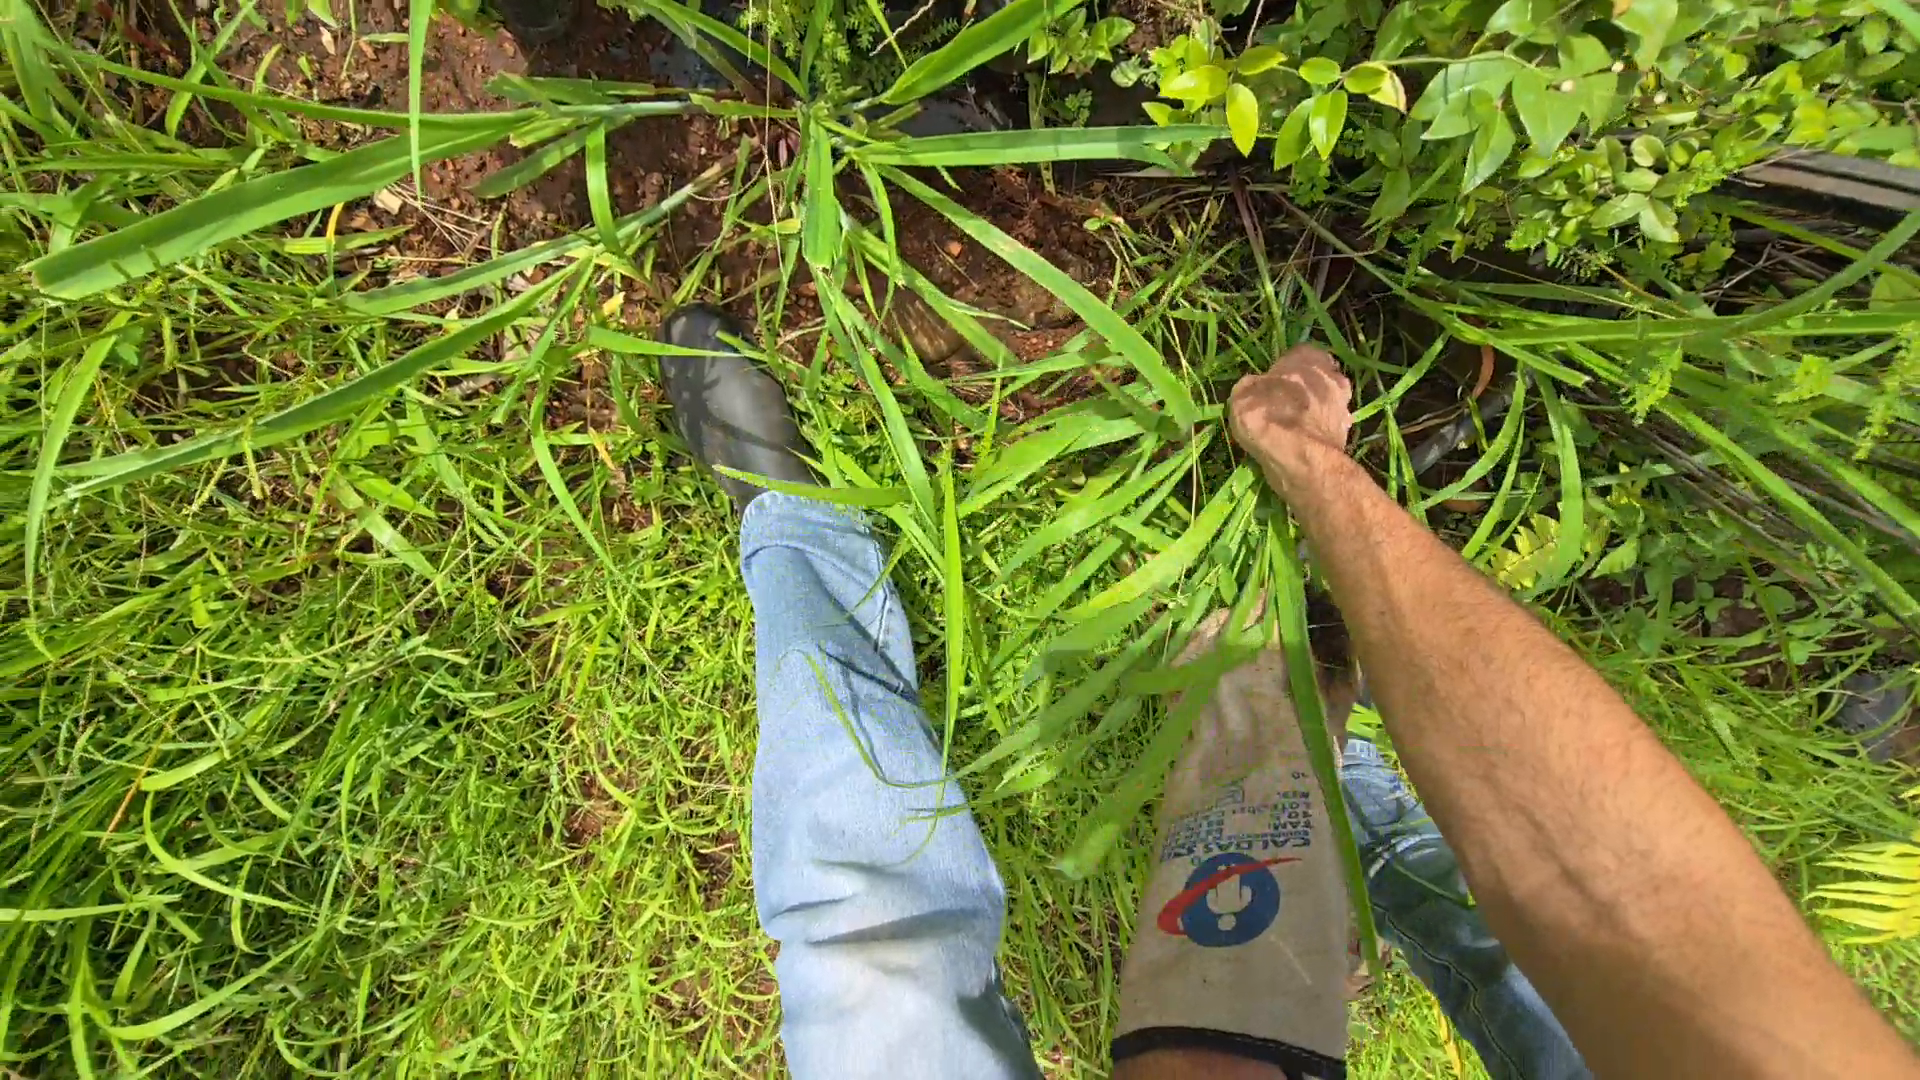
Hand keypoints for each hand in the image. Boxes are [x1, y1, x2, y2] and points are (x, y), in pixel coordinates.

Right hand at [1228, 344, 1352, 489]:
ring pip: (1322, 404)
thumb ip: (1251, 385)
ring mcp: (1343, 406)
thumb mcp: (1242, 394)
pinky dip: (1311, 433)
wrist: (1298, 457)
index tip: (1268, 384)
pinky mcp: (1344, 434)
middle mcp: (1333, 376)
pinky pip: (1323, 428)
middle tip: (1278, 406)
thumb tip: (1255, 387)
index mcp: (1310, 358)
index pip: (1298, 354)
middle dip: (1300, 390)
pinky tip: (1296, 444)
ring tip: (1286, 429)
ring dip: (1308, 412)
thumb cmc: (1268, 416)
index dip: (1282, 369)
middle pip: (1315, 379)